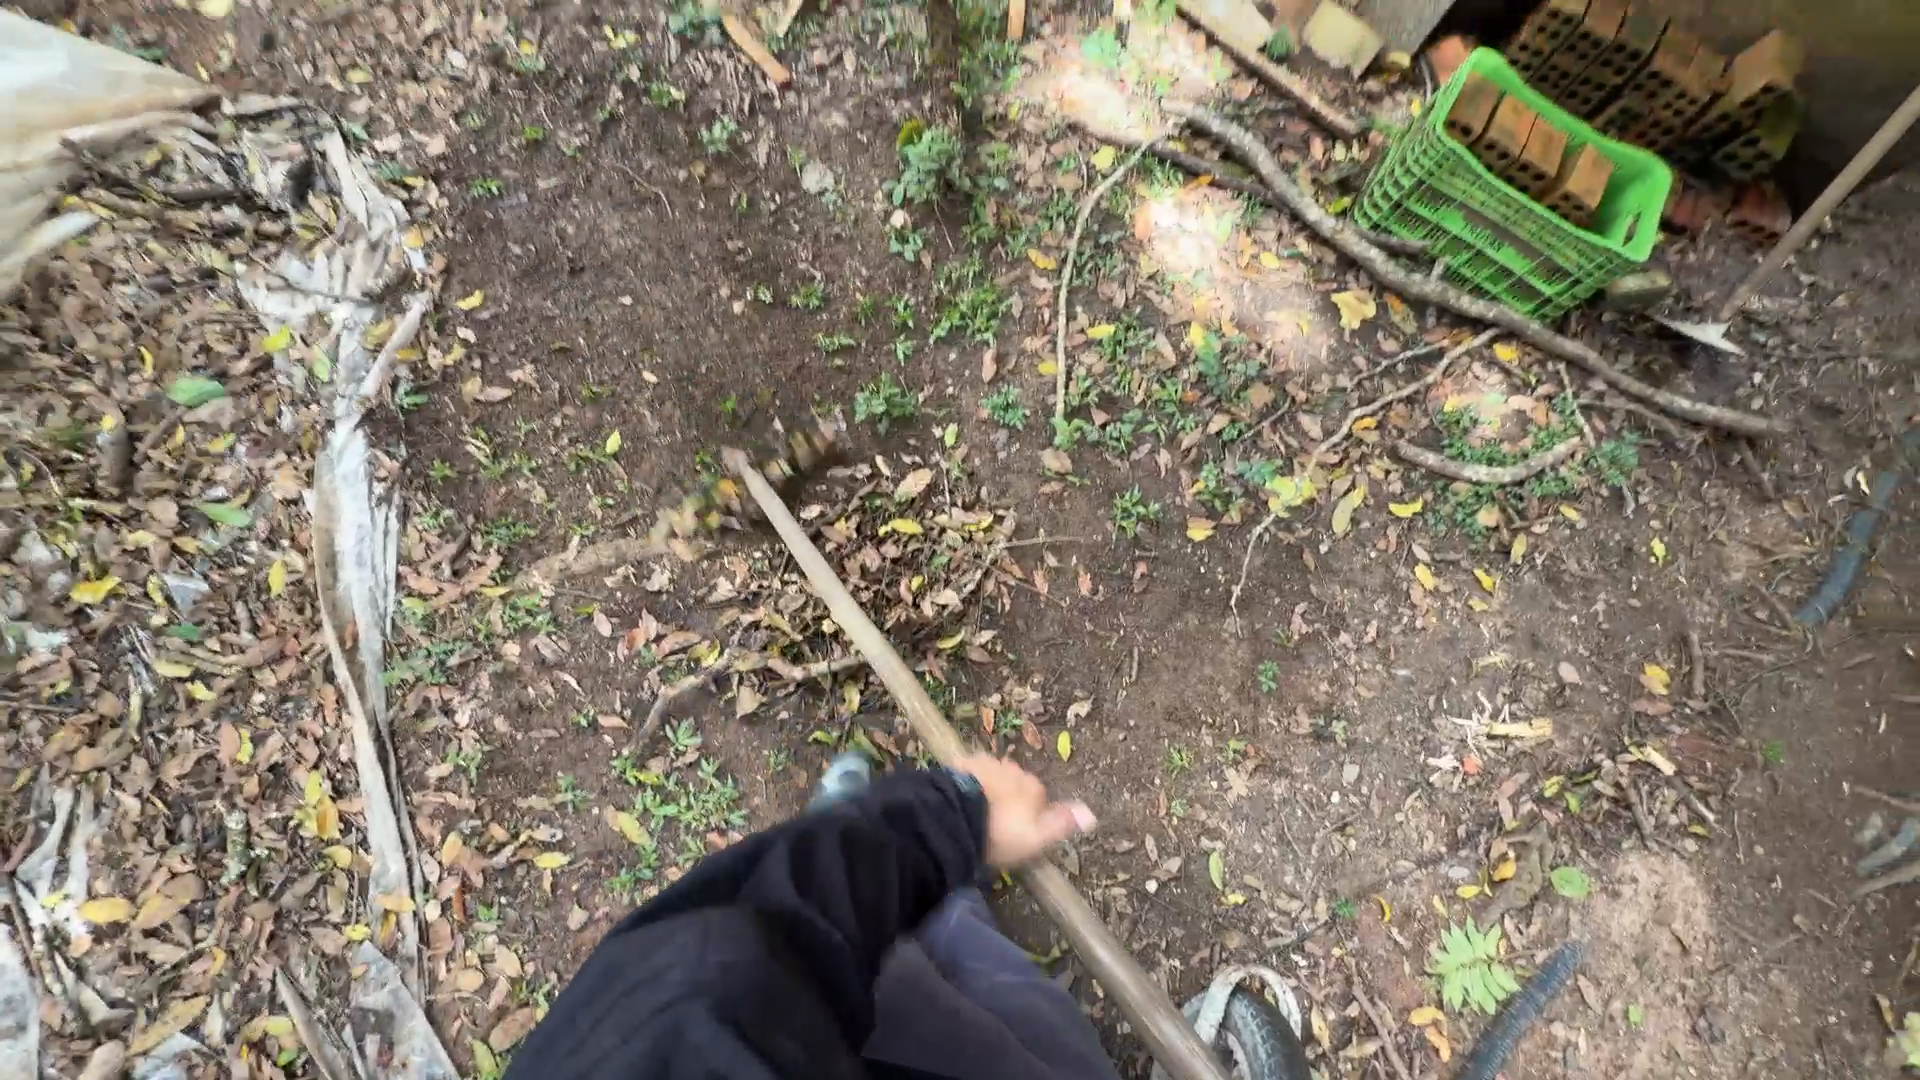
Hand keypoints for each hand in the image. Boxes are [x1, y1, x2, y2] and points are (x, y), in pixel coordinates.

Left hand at [952, 754, 1095, 867]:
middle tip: (994, 822)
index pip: (1039, 797)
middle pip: (1016, 783)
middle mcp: (1014, 769)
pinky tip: (961, 799)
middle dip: (1009, 797)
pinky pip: (971, 772)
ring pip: (994, 776)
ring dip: (989, 789)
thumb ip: (1061, 824)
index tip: (1017, 832)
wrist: (957, 817)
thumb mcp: (1036, 838)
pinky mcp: (963, 764)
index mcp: (1034, 787)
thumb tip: (1091, 814)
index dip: (1030, 814)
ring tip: (976, 813)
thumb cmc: (1000, 834)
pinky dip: (969, 783)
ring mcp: (988, 764)